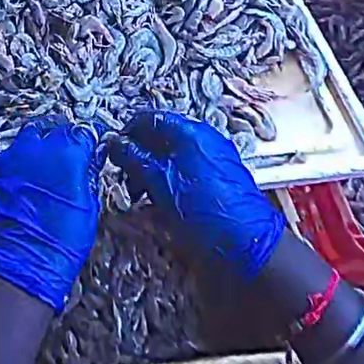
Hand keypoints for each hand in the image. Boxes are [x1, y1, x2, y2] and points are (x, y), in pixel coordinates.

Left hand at [0, 116, 105, 312]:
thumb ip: (90, 171)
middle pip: (58, 128)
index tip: (97, 140)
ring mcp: (17, 154)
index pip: (84, 131)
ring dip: (40, 135)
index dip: (92, 135)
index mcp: (70, 153)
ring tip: (46, 144)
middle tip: (74, 148)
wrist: (30, 256)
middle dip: (68, 135)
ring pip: (30, 131)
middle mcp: (42, 146)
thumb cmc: (66, 237)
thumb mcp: (90, 203)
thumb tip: (95, 152)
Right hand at [111, 110, 283, 278]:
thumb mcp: (158, 181)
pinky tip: (165, 202)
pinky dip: (172, 179)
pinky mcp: (222, 177)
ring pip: (173, 155)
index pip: (147, 118)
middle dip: (139, 156)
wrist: (250, 245)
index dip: (127, 134)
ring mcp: (216, 157)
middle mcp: (204, 137)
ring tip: (144, 196)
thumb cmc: (202, 209)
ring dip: (153, 171)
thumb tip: (113, 143)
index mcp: (188, 131)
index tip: (115, 153)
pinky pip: (188, 169)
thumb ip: (133, 158)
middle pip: (160, 136)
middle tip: (127, 179)